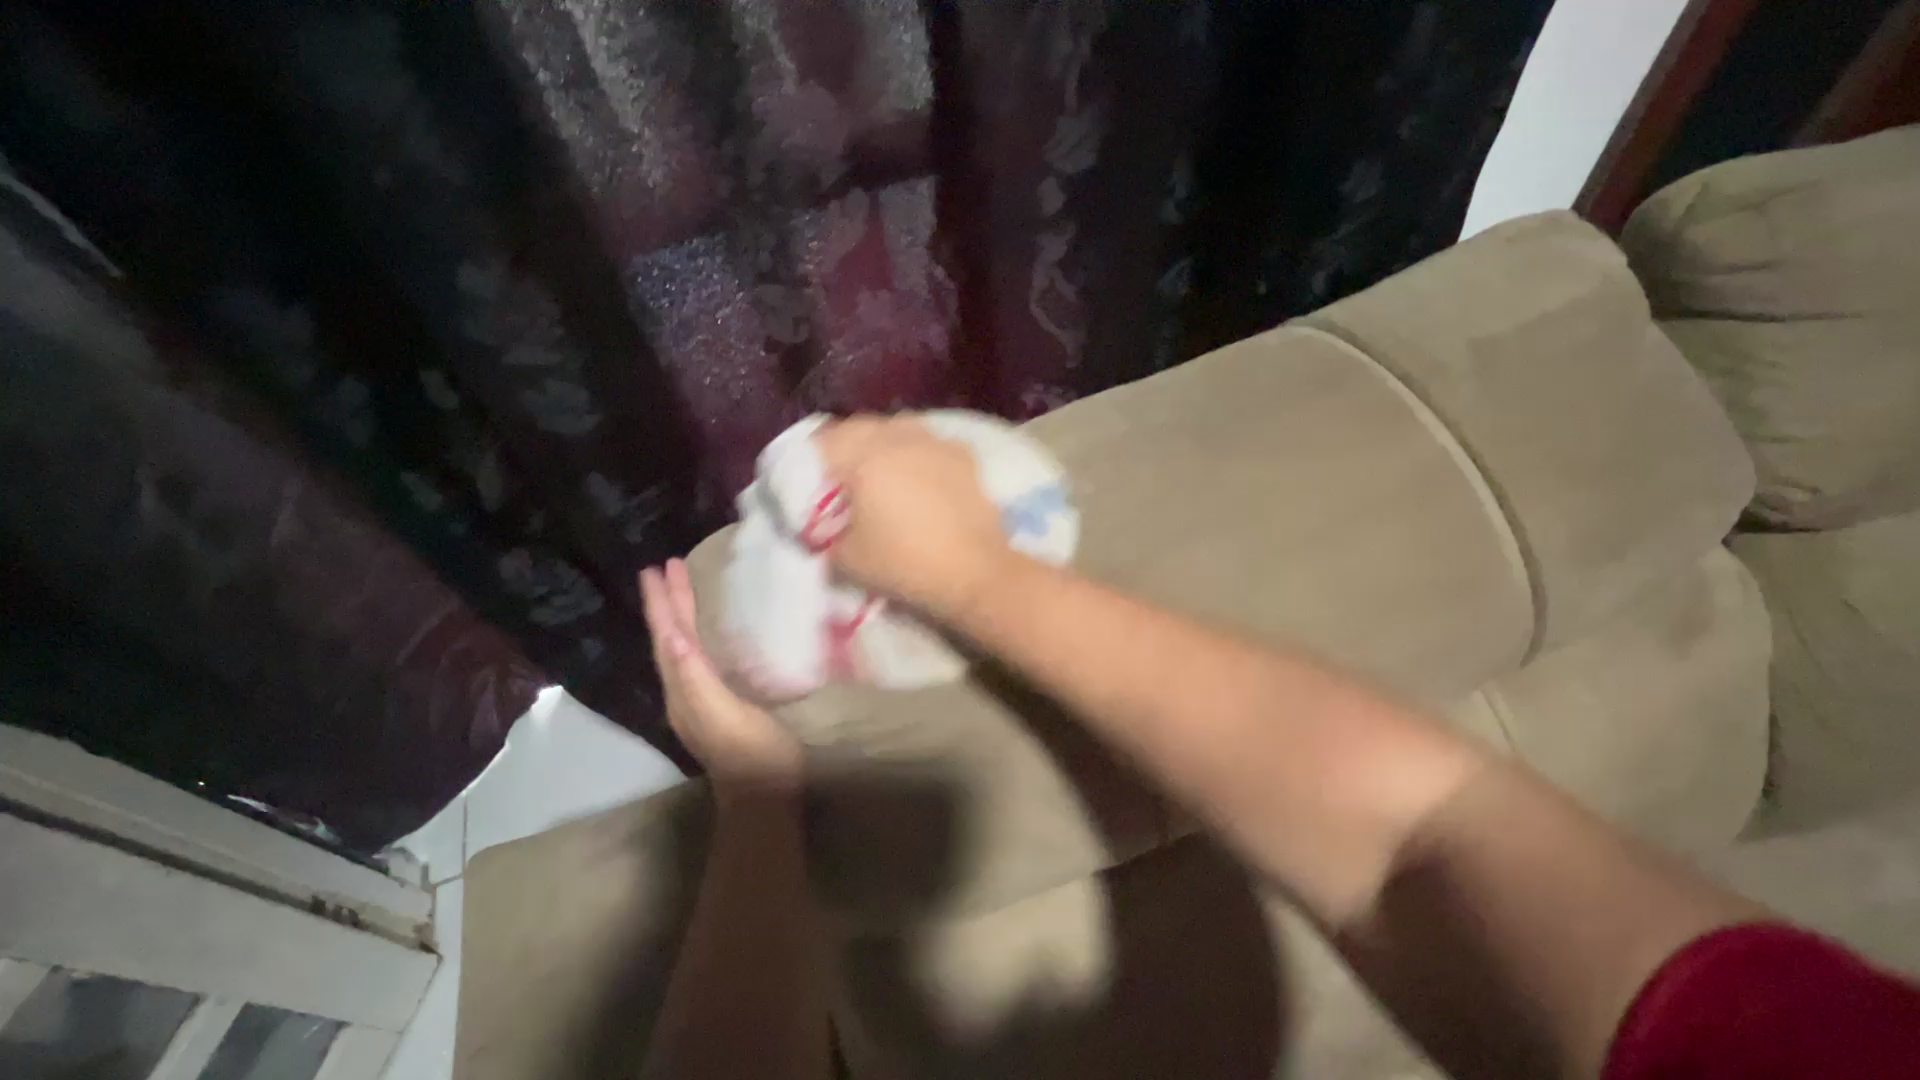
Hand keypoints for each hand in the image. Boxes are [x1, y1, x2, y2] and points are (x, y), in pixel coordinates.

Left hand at [640, 559, 802, 790]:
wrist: (764, 797)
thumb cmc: (753, 753)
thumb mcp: (725, 715)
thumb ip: (698, 679)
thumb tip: (674, 638)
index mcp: (684, 689)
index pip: (669, 637)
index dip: (663, 603)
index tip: (658, 567)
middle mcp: (684, 691)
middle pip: (671, 638)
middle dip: (667, 603)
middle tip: (667, 566)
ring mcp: (699, 700)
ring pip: (681, 648)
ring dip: (677, 616)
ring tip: (679, 589)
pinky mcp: (718, 704)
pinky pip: (698, 659)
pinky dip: (695, 636)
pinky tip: (705, 633)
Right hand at [815, 414, 1013, 617]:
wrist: (975, 572)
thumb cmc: (905, 564)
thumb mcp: (846, 560)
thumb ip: (824, 535)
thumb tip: (823, 525)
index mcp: (864, 457)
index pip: (823, 441)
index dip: (808, 459)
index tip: (805, 480)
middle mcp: (899, 438)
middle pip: (860, 427)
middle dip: (843, 446)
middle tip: (837, 475)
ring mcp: (936, 442)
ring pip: (897, 427)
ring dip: (881, 442)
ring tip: (878, 469)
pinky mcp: (964, 456)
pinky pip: (929, 442)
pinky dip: (916, 451)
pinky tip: (917, 474)